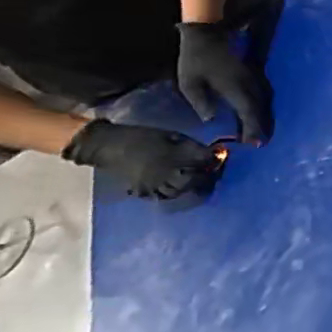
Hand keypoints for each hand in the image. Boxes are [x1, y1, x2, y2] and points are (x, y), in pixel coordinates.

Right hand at [62, 121, 219, 199]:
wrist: (109, 147)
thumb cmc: (141, 136)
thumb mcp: (168, 135)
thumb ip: (189, 145)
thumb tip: (210, 153)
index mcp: (171, 153)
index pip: (200, 160)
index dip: (213, 160)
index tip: (221, 158)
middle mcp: (164, 171)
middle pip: (193, 179)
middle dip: (207, 177)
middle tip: (214, 174)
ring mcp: (154, 184)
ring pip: (181, 190)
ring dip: (194, 187)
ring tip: (203, 183)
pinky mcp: (145, 192)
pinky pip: (166, 196)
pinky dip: (177, 193)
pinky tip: (183, 189)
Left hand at [176, 22, 272, 143]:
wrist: (206, 30)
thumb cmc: (195, 58)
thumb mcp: (189, 82)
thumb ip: (200, 102)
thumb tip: (211, 120)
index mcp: (234, 87)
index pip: (247, 111)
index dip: (252, 128)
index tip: (253, 144)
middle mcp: (248, 83)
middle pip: (259, 109)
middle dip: (261, 127)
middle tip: (261, 144)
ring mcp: (252, 76)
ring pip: (263, 100)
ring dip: (263, 117)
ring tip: (262, 132)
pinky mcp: (252, 71)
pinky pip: (261, 92)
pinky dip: (261, 105)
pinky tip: (257, 112)